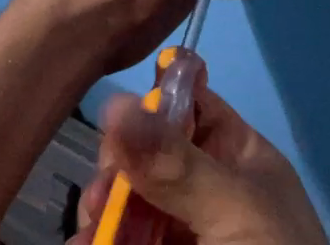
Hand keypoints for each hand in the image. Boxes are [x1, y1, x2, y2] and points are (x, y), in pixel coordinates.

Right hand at [75, 74, 328, 244]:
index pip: (189, 103)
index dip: (151, 102)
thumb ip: (175, 162)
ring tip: (91, 229)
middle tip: (103, 192)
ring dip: (101, 208)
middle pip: (145, 153)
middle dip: (117, 166)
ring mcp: (181, 233)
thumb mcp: (236, 212)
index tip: (117, 119)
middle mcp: (207, 191)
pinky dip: (97, 240)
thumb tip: (113, 99)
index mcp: (239, 160)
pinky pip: (120, 241)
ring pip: (127, 201)